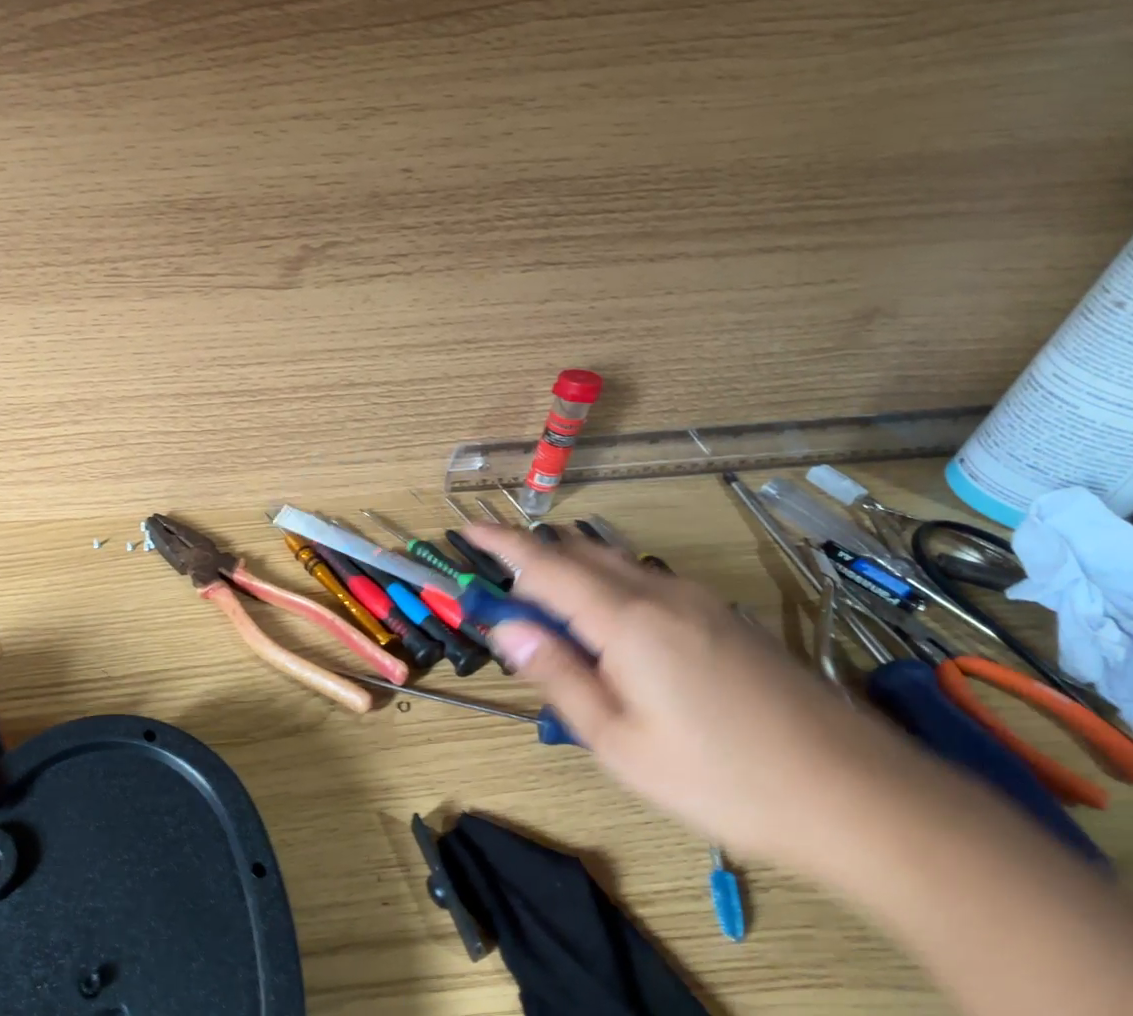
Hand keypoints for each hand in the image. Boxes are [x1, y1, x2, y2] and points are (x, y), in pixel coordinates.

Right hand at [464, 523, 909, 857]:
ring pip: (622, 567)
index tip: (466, 530)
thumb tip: (509, 629)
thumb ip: (558, 676)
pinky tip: (616, 631)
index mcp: (628, 620)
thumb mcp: (618, 742)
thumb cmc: (723, 780)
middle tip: (500, 581)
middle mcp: (665, 596)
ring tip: (550, 607)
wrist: (863, 798)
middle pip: (584, 554)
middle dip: (535, 557)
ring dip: (576, 572)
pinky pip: (654, 586)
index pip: (545, 566)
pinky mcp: (733, 623)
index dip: (501, 545)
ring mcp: (706, 606)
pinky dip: (613, 589)